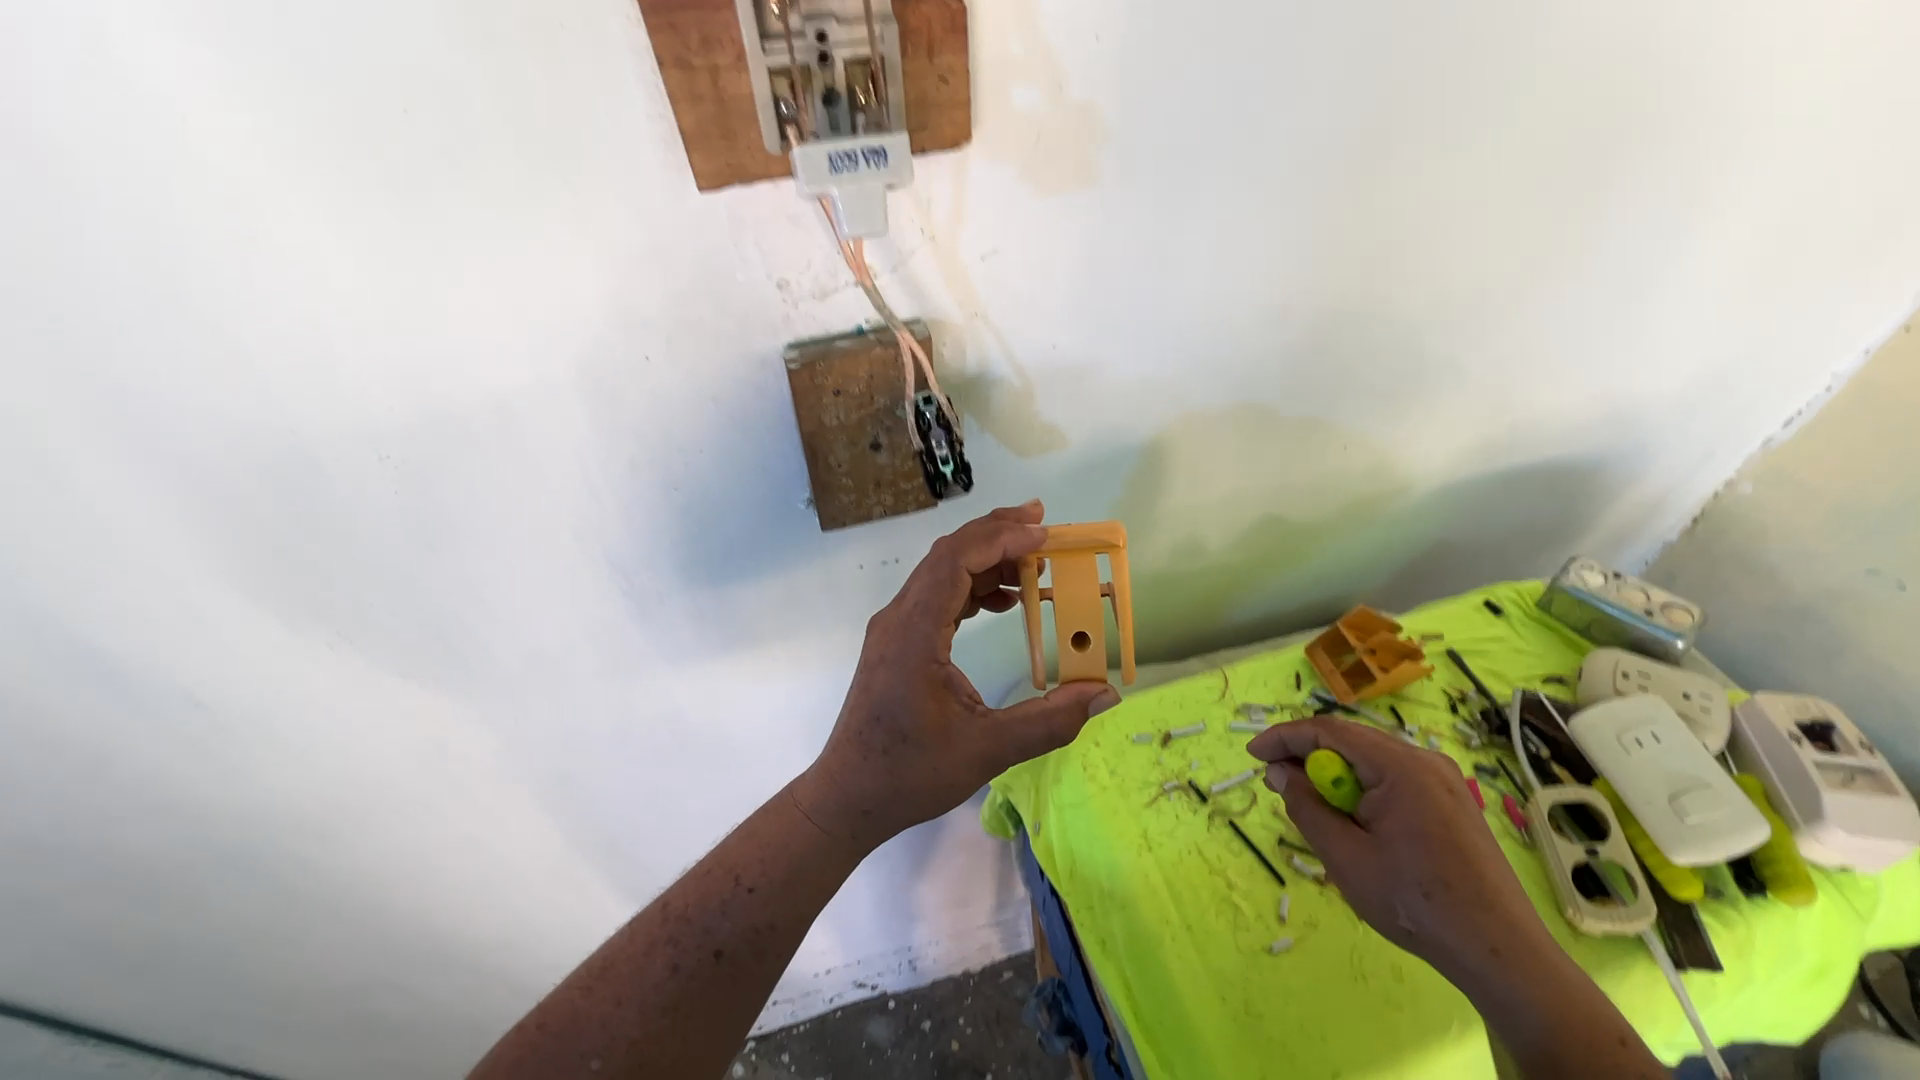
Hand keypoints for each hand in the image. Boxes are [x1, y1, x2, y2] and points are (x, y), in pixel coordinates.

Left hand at [791, 501, 1121, 851]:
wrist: (849, 796)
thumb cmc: (909, 774)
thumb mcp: (987, 751)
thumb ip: (1049, 722)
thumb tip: (1104, 694)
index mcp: (914, 633)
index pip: (955, 560)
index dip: (1000, 539)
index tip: (1043, 535)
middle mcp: (899, 619)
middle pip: (947, 555)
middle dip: (996, 534)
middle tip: (1043, 524)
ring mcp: (894, 629)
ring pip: (941, 573)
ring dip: (986, 561)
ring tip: (1034, 563)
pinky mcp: (897, 643)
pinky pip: (936, 597)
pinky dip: (971, 588)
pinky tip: (1004, 602)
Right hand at [1246, 715, 1554, 981]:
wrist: (1499, 950)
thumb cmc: (1415, 904)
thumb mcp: (1344, 858)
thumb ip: (1306, 807)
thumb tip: (1281, 773)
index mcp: (1400, 767)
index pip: (1328, 731)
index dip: (1284, 737)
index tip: (1253, 755)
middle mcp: (1425, 761)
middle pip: (1351, 740)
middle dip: (1307, 755)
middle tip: (1274, 781)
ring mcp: (1444, 780)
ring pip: (1372, 760)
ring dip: (1334, 774)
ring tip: (1309, 804)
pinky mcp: (1452, 801)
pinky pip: (1393, 778)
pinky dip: (1362, 788)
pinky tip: (1351, 818)